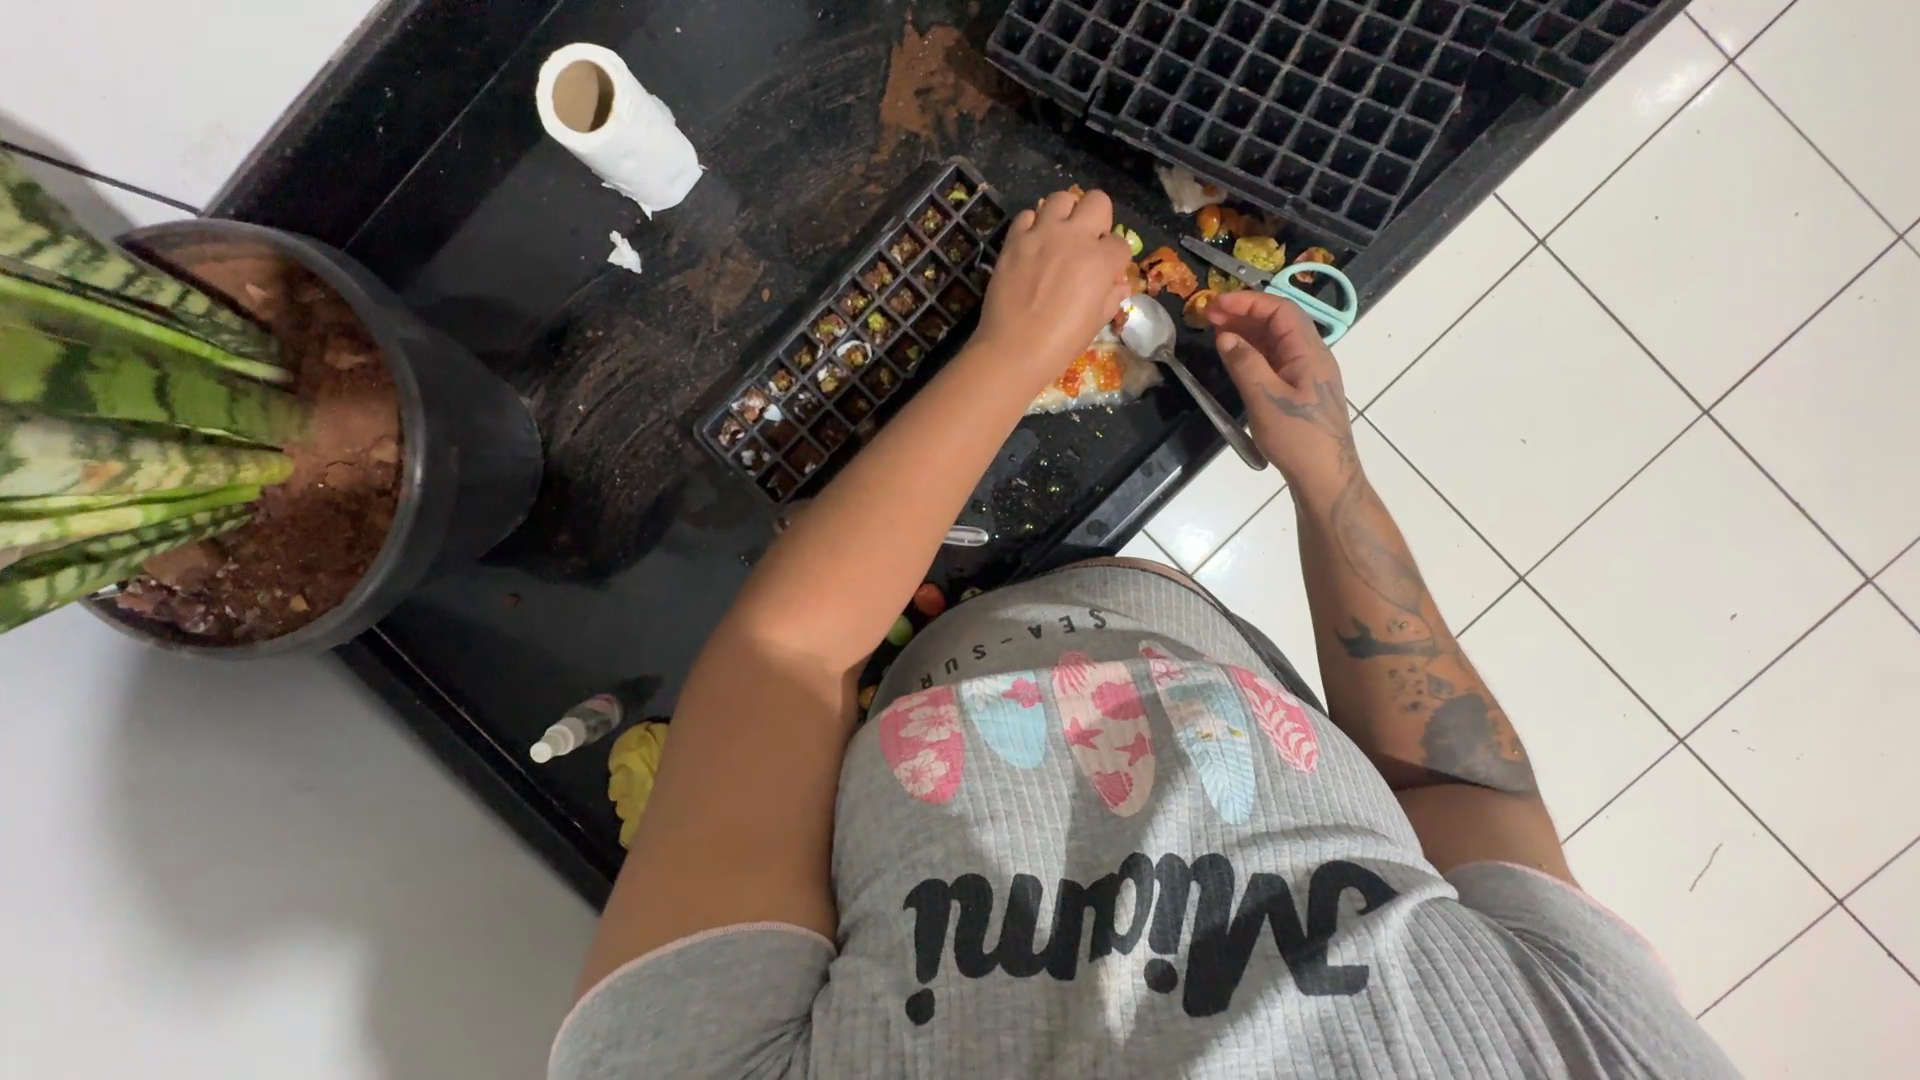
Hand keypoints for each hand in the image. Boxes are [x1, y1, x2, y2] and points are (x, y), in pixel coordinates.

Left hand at [973, 189, 1134, 386]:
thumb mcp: (1096, 323)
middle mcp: (1074, 238)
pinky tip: (1033, 244)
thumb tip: (1119, 285)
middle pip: (1098, 202)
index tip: (1107, 272)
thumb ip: (1111, 297)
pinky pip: (1027, 216)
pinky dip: (1033, 225)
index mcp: (1100, 261)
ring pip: (1061, 198)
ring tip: (1059, 236)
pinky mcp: (1015, 240)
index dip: (1115, 258)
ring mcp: (1042, 235)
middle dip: (1099, 219)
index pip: (1120, 243)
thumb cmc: (1060, 343)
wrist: (1014, 349)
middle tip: (1088, 241)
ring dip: (1066, 214)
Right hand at [1207, 290, 1356, 497]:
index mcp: (1309, 353)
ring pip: (1276, 342)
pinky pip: (1275, 361)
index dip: (1248, 303)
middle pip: (1279, 322)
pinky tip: (1234, 358)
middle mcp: (1311, 357)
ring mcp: (1306, 375)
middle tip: (1210, 316)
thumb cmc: (1298, 438)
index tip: (1216, 306)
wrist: (1324, 477)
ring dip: (1247, 332)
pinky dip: (1252, 353)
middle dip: (1245, 314)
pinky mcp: (1299, 392)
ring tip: (1217, 332)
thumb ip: (1245, 364)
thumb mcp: (1266, 399)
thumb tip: (1226, 336)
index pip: (1281, 310)